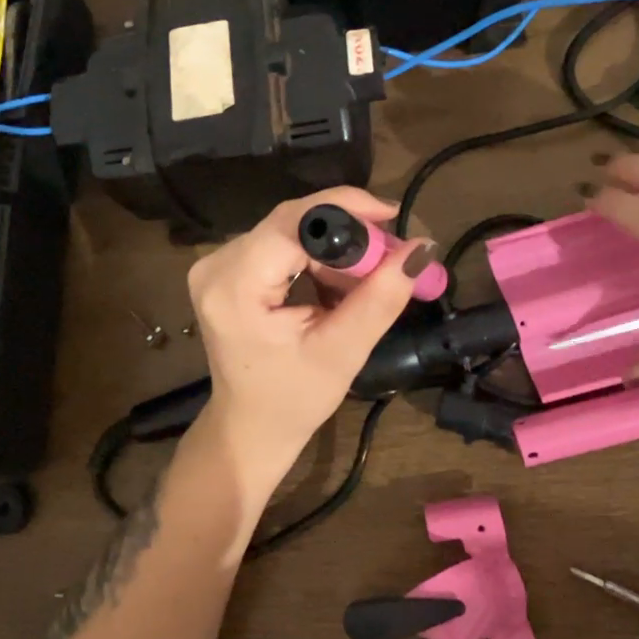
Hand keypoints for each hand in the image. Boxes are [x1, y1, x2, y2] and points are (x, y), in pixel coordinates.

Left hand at [185, 188, 434, 474]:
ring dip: (334, 246)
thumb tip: (421, 249)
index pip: (292, 223)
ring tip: (371, 273)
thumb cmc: (294, 400)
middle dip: (346, 231)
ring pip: (289, 230)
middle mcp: (217, 264)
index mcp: (234, 286)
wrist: (250, 427)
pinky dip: (315, 256)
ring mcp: (217, 264)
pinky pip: (280, 243)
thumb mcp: (342, 352)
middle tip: (392, 251)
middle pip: (290, 222)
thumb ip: (379, 298)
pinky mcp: (227, 268)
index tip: (392, 217)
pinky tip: (338, 281)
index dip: (344, 211)